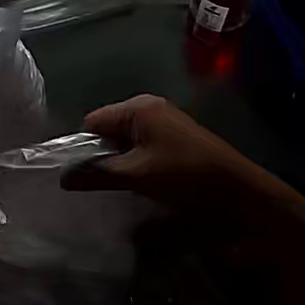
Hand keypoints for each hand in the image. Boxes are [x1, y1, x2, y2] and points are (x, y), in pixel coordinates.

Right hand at [63, 95, 279, 215]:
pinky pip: (143, 154)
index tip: (72, 178)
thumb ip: (98, 173)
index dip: (80, 147)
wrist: (241, 196)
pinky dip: (135, 170)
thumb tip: (63, 178)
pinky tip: (134, 192)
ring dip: (117, 167)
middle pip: (109, 132)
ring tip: (110, 194)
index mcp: (140, 107)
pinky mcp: (176, 146)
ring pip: (126, 146)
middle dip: (98, 158)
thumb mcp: (137, 175)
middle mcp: (151, 110)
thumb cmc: (187, 176)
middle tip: (90, 190)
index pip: (94, 121)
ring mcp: (166, 128)